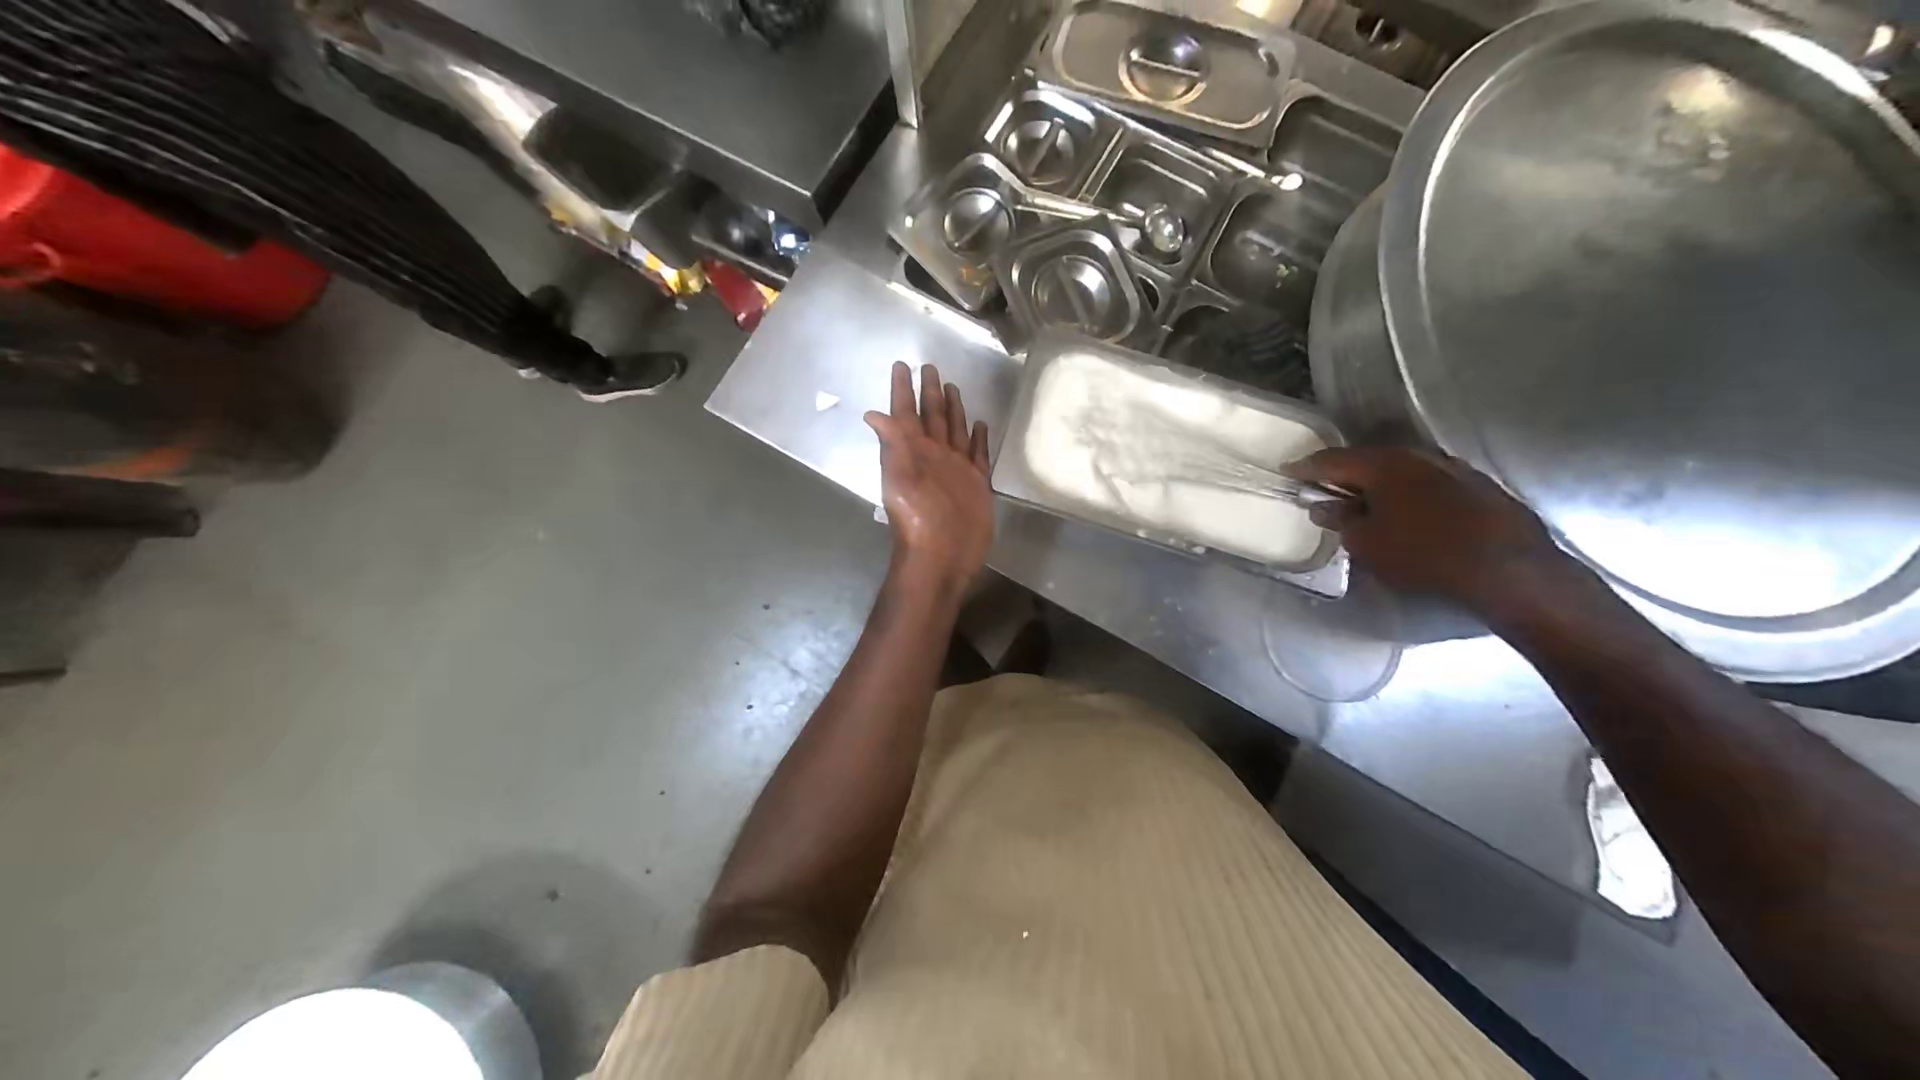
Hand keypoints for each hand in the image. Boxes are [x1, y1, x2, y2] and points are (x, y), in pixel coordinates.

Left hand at [866, 362, 993, 586]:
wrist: (942, 555)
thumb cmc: (918, 518)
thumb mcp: (899, 477)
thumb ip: (891, 444)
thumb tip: (871, 413)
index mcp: (913, 451)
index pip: (905, 412)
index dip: (902, 390)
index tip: (902, 365)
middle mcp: (933, 455)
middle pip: (932, 415)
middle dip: (929, 392)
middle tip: (928, 367)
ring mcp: (955, 468)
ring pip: (954, 430)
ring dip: (952, 409)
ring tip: (952, 387)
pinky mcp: (976, 482)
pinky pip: (977, 453)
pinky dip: (978, 438)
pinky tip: (980, 424)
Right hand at [1287, 446, 1578, 612]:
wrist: (1511, 570)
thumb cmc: (1424, 555)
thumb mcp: (1367, 545)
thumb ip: (1341, 521)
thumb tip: (1326, 507)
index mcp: (1383, 465)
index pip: (1331, 460)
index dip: (1306, 467)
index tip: (1289, 472)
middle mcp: (1417, 456)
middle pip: (1368, 461)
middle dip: (1344, 475)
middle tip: (1325, 491)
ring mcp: (1451, 467)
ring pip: (1401, 471)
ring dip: (1379, 485)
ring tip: (1364, 505)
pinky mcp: (1477, 486)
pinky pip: (1427, 483)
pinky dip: (1407, 494)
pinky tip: (1405, 514)